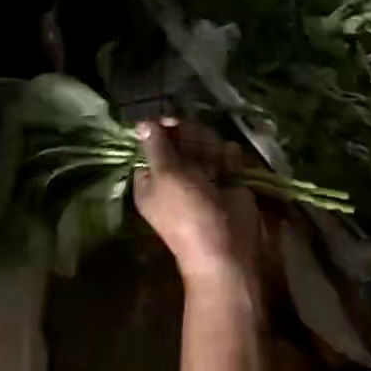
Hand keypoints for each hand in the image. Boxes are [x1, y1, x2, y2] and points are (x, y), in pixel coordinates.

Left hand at [133, 119, 263, 289]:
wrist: (227, 249)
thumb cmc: (187, 212)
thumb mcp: (164, 175)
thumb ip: (155, 144)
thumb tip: (141, 122)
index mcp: (151, 177)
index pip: (153, 141)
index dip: (162, 128)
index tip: (173, 121)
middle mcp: (175, 175)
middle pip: (180, 138)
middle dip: (190, 136)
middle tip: (198, 144)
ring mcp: (201, 176)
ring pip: (204, 142)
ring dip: (210, 146)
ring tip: (216, 162)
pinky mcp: (226, 179)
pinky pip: (225, 154)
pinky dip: (228, 156)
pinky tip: (230, 166)